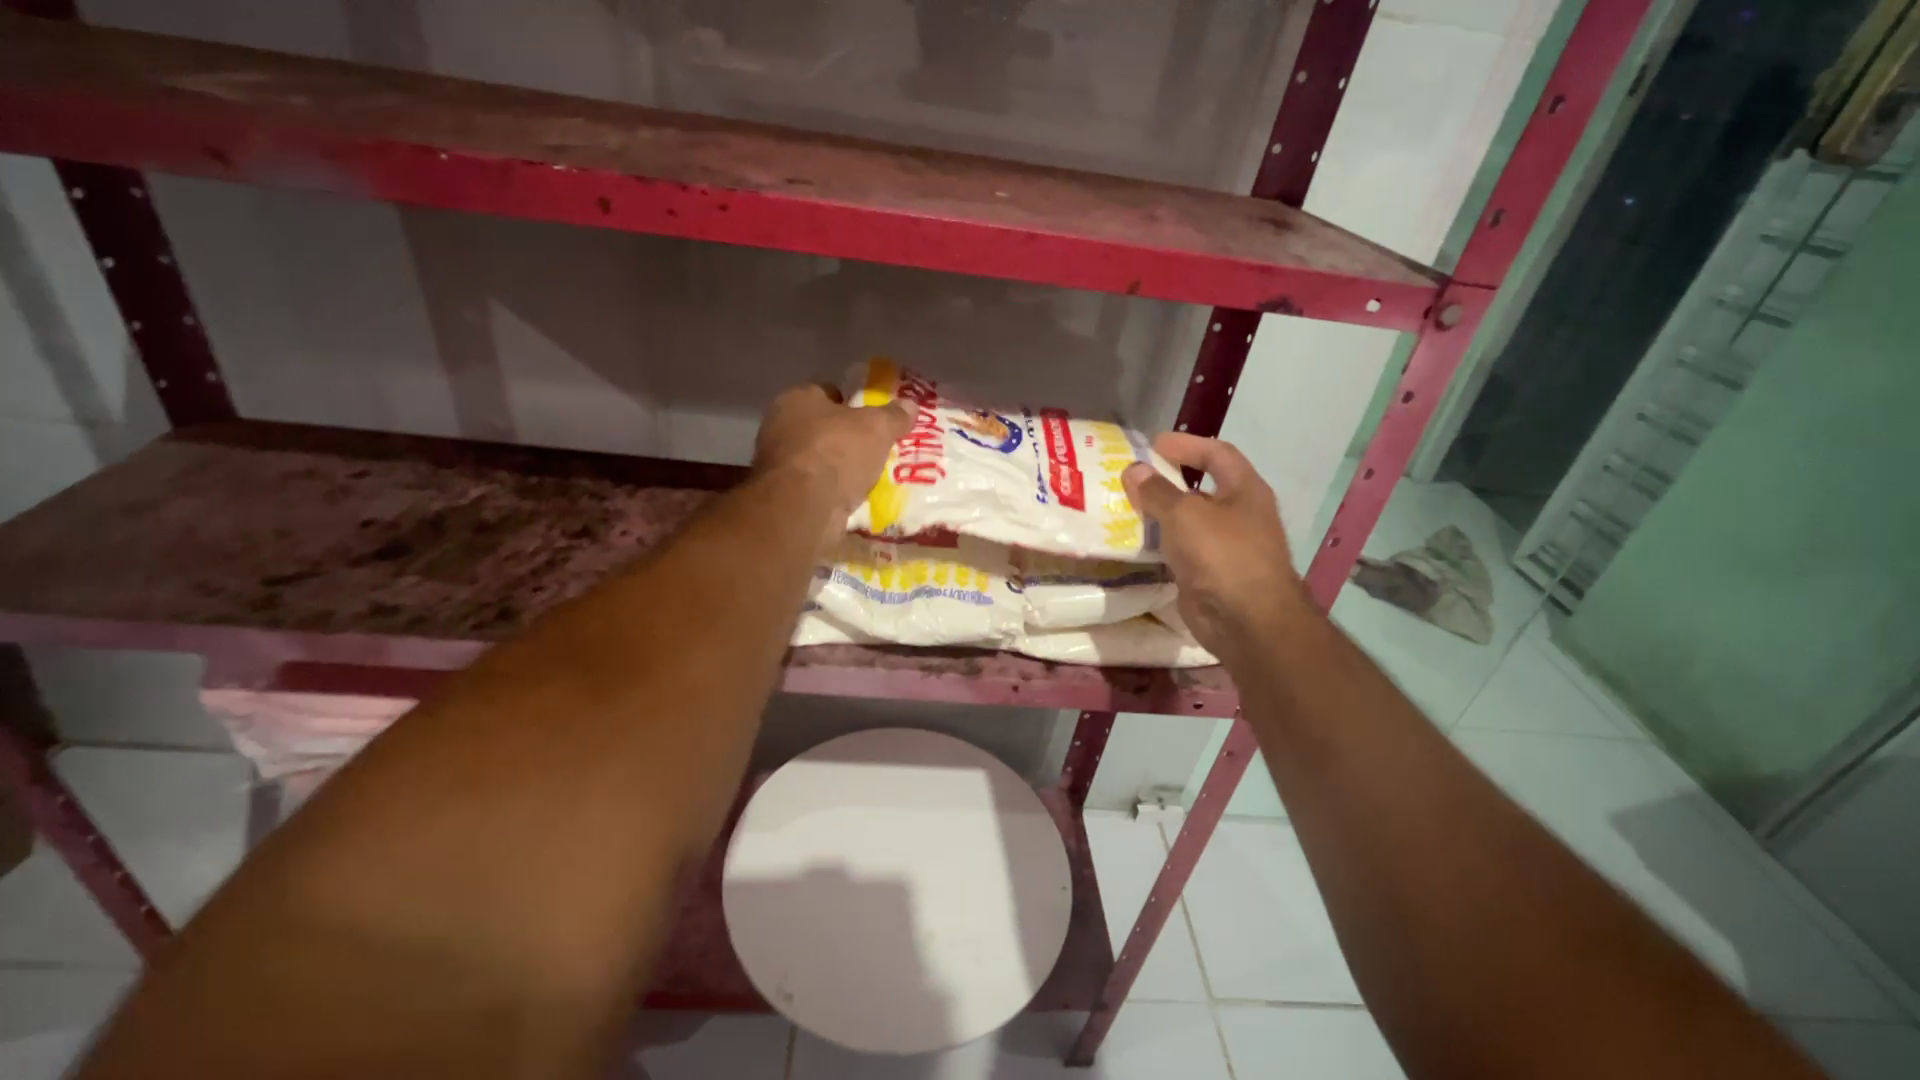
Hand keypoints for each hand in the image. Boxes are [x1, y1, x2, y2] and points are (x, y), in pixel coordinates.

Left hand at [753, 383, 911, 518]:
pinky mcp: (781, 495)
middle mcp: (778, 426)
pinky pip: (813, 487)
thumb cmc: (837, 452)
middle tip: (874, 448)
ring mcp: (775, 464)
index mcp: (796, 399)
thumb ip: (893, 416)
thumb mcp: (877, 428)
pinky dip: (830, 492)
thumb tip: (910, 405)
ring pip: (817, 459)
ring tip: (867, 476)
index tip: (873, 417)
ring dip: (838, 467)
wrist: (804, 508)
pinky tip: (851, 499)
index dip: (852, 402)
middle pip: (821, 427)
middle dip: (846, 437)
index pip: (827, 391)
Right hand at [1123, 434, 1310, 658]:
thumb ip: (1157, 491)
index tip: (1153, 445)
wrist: (1246, 621)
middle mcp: (1239, 515)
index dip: (1187, 445)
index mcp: (1244, 490)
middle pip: (1202, 489)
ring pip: (1189, 523)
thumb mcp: (1185, 514)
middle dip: (1169, 481)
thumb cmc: (1223, 555)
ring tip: (1125, 507)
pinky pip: (1182, 552)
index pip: (1217, 454)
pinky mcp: (1209, 575)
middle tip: (1132, 477)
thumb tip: (1133, 469)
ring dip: (1161, 515)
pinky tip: (1136, 543)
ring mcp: (1226, 548)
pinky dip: (1161, 545)